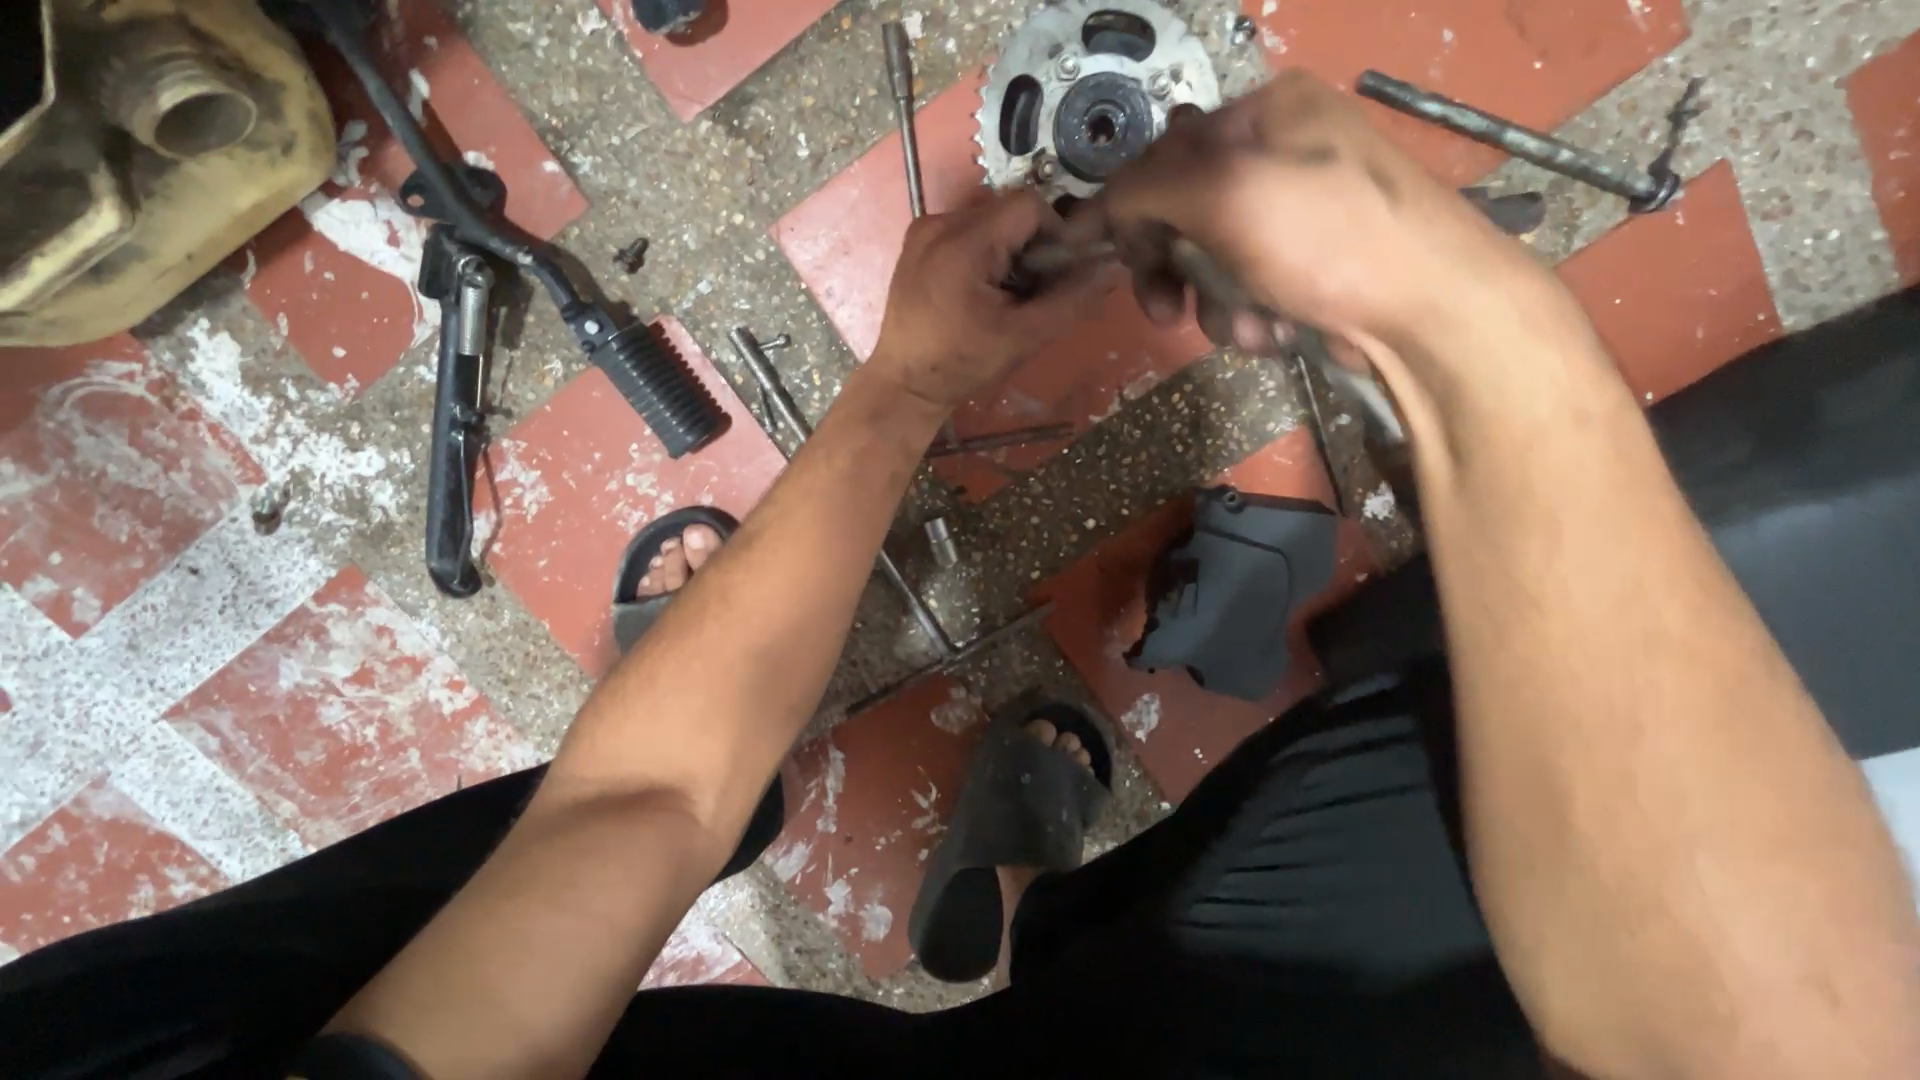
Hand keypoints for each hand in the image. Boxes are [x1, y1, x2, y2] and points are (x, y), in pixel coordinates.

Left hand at [868, 189, 1114, 414]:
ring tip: (1005, 297)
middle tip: (1031, 292)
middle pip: (1008, 211)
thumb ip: (1070, 299)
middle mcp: (938, 223)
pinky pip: (965, 233)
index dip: (1054, 233)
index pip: (1029, 205)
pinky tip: (982, 294)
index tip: (1056, 274)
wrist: (904, 385)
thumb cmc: (962, 365)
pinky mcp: (917, 245)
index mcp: (962, 242)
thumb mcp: (1024, 336)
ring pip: (988, 221)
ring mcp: (923, 232)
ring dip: (1008, 252)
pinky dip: (984, 255)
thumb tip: (1110, 268)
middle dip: (1030, 246)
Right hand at [1092, 71, 1572, 360]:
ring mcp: (1302, 212)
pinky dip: (1251, 317)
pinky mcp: (1315, 264)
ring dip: (1217, 305)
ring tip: (1248, 328)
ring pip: (1216, 261)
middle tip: (1165, 311)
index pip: (1167, 154)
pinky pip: (1251, 288)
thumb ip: (1150, 189)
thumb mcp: (1227, 195)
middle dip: (1175, 270)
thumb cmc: (1328, 237)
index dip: (1130, 208)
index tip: (1100, 256)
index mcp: (1269, 110)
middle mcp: (1285, 153)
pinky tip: (1274, 333)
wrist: (1430, 311)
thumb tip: (1102, 205)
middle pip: (1187, 213)